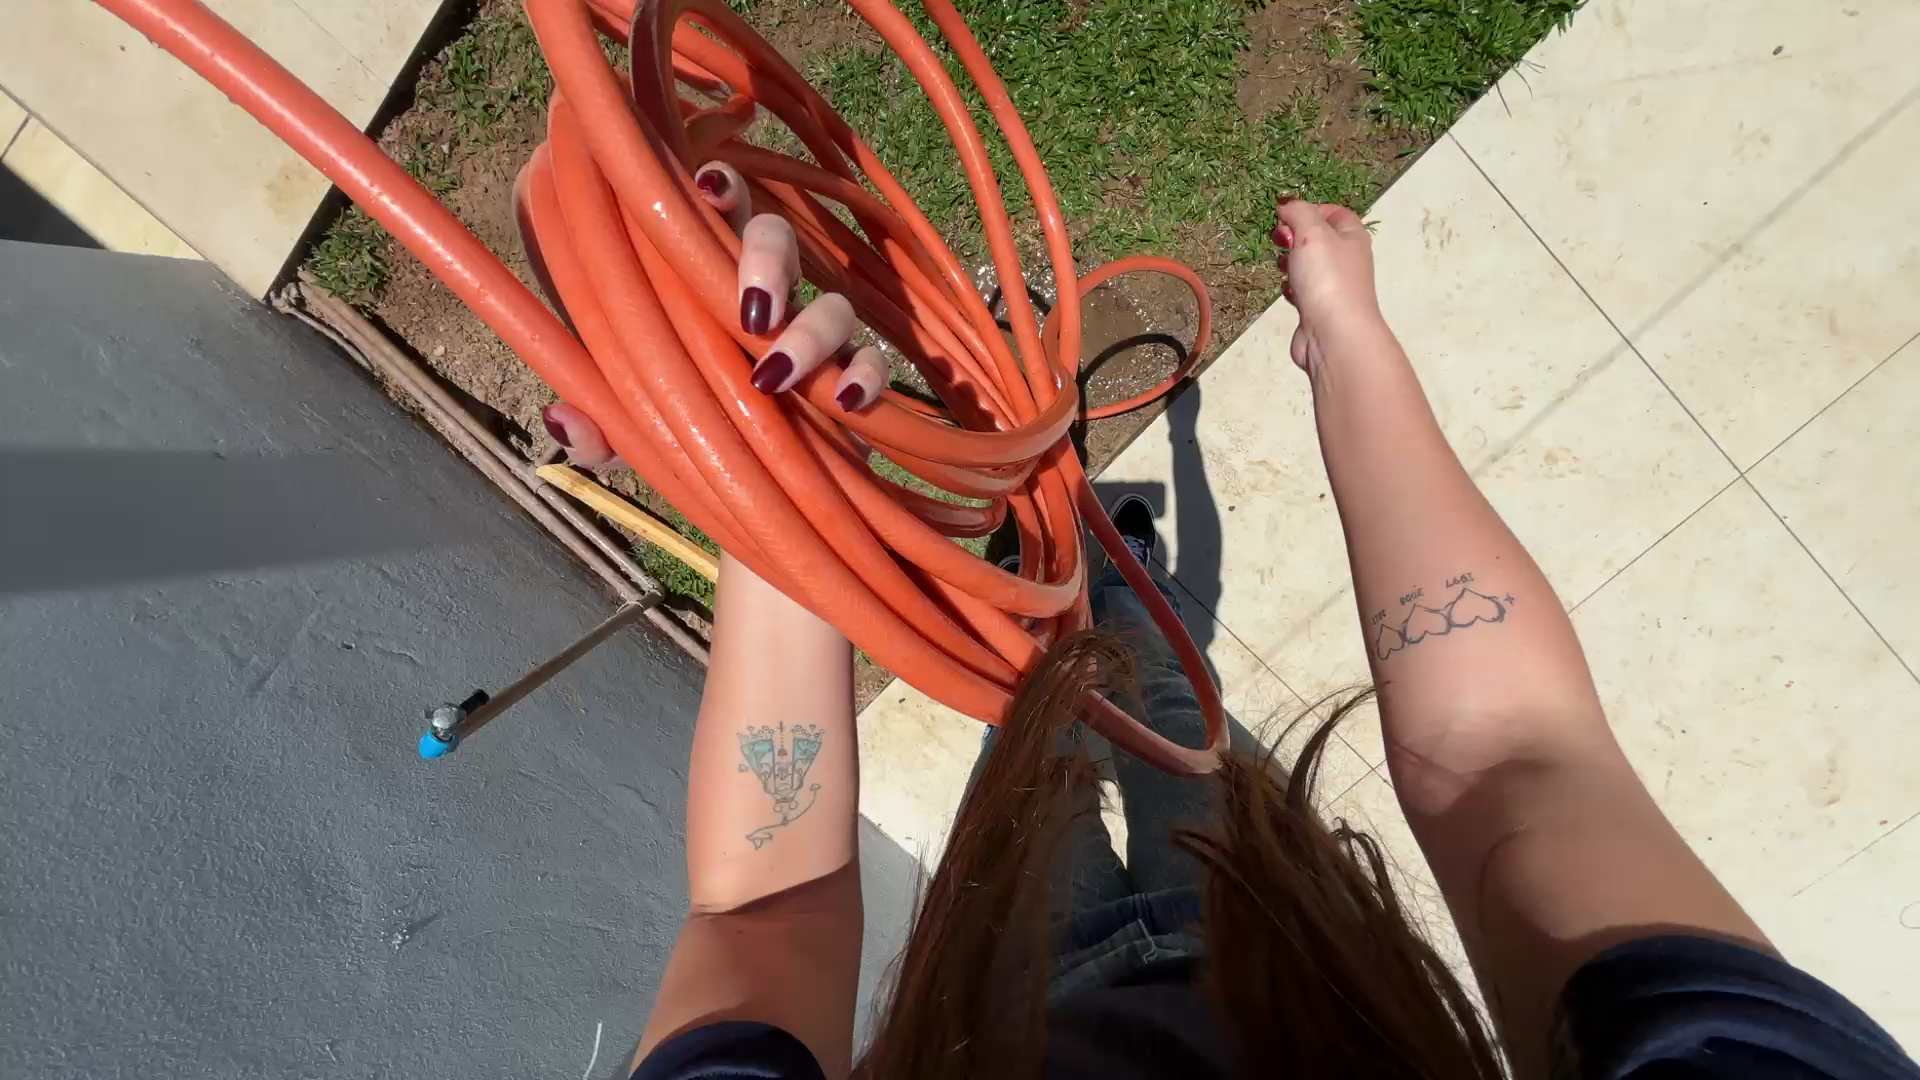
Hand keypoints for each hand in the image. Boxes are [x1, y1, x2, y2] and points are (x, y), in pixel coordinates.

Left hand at [540, 160, 887, 466]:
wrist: (765, 486)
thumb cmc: (698, 440)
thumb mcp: (640, 436)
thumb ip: (604, 428)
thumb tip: (566, 424)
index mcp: (712, 289)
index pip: (716, 219)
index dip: (722, 195)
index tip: (708, 190)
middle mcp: (770, 300)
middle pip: (779, 243)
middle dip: (769, 264)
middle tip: (748, 313)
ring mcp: (819, 339)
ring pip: (832, 305)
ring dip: (811, 331)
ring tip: (775, 374)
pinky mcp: (857, 380)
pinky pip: (878, 365)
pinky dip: (869, 377)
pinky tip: (848, 400)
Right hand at [1272, 199, 1385, 376]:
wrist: (1333, 332)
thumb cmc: (1326, 278)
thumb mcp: (1312, 234)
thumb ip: (1298, 213)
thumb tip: (1286, 204)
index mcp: (1352, 236)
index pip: (1333, 212)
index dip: (1309, 210)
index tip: (1284, 217)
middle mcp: (1346, 258)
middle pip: (1319, 238)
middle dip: (1295, 236)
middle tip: (1278, 240)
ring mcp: (1333, 285)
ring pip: (1309, 265)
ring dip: (1291, 262)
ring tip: (1279, 264)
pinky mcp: (1318, 308)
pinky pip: (1303, 289)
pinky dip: (1291, 287)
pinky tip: (1285, 290)